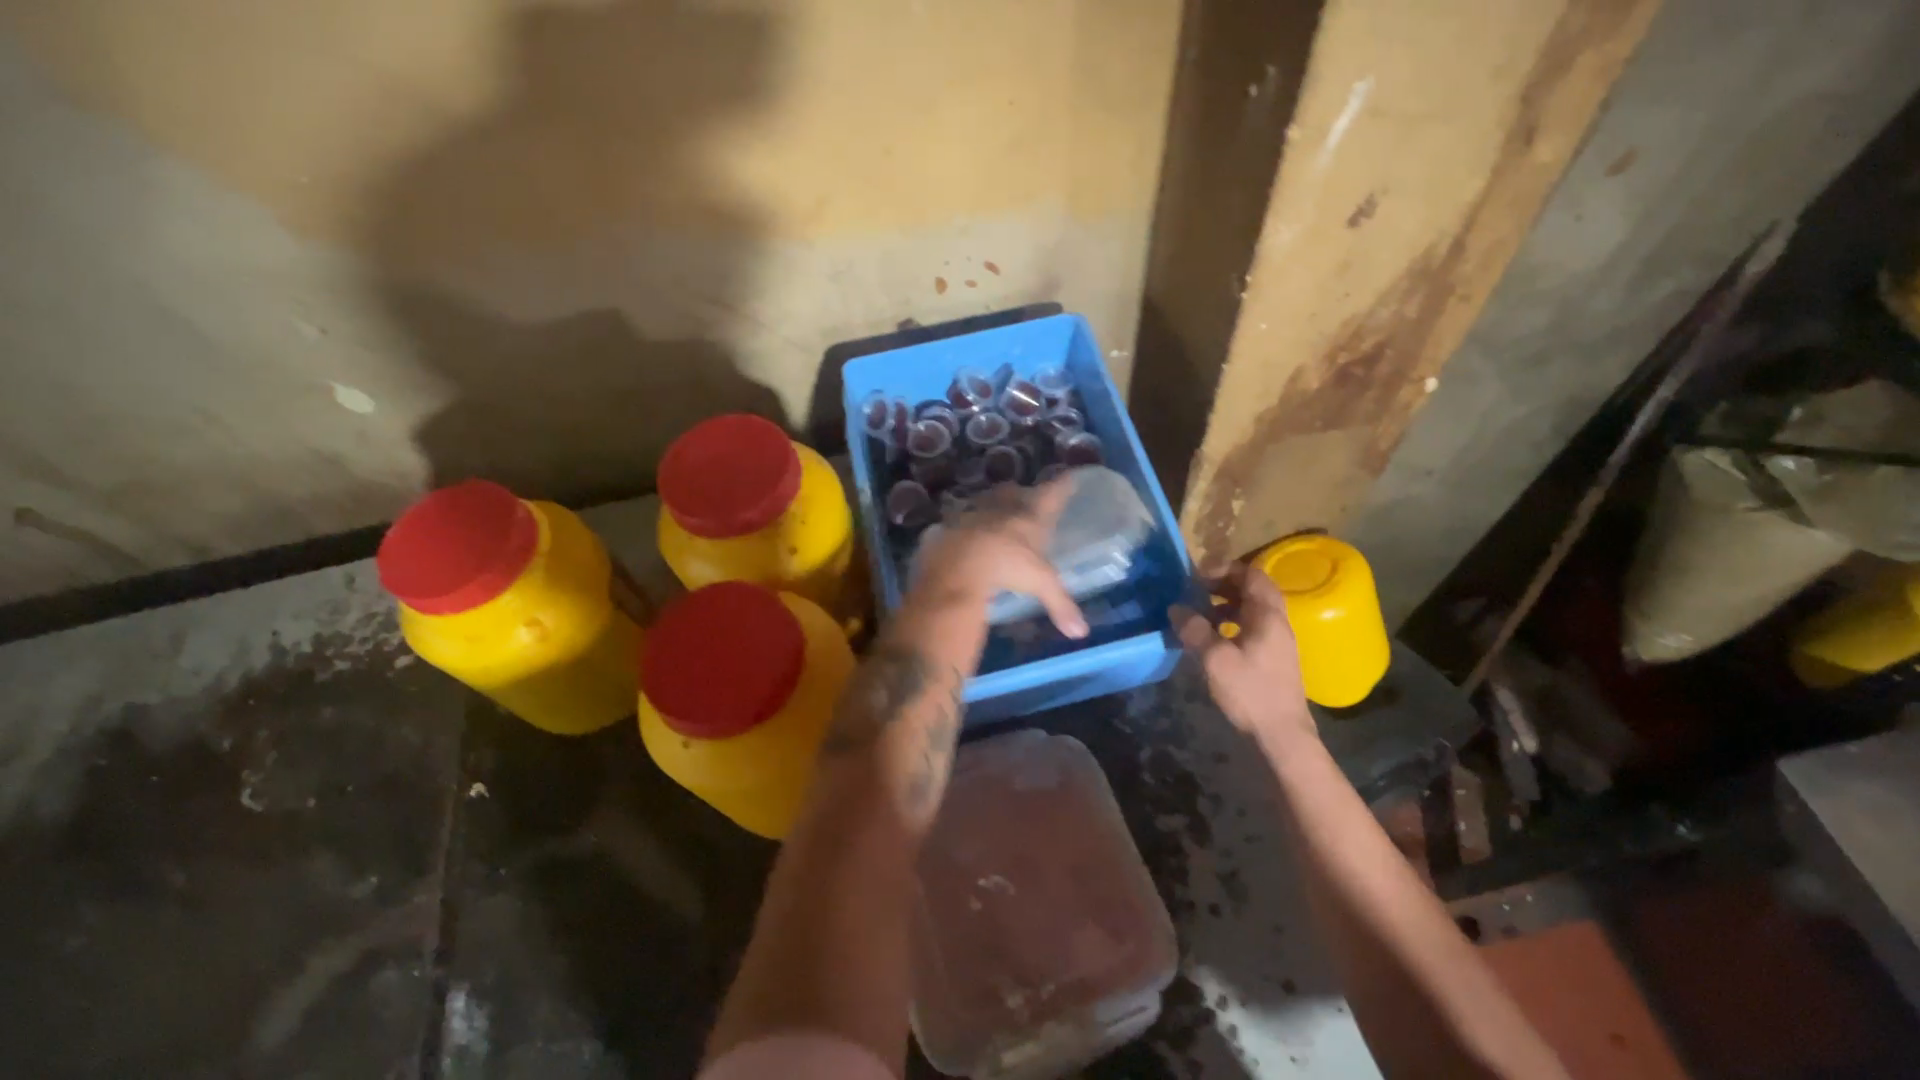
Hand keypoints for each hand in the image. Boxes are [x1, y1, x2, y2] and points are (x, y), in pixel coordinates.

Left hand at [911, 477, 1087, 637]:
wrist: (957, 563)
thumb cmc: (1008, 565)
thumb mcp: (1040, 584)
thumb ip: (1060, 604)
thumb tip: (1080, 633)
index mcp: (1032, 513)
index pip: (1054, 492)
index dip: (1063, 485)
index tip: (1071, 477)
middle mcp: (1004, 504)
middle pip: (1016, 491)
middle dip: (1022, 495)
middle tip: (1026, 502)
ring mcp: (975, 509)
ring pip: (987, 501)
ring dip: (992, 508)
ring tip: (995, 520)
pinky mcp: (949, 521)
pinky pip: (960, 518)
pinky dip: (965, 526)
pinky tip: (965, 537)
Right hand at [1171, 566, 1314, 746]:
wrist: (1282, 733)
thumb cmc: (1250, 692)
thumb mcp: (1215, 659)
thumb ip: (1195, 629)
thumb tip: (1176, 608)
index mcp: (1267, 615)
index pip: (1251, 574)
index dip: (1224, 568)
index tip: (1197, 575)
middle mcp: (1277, 622)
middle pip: (1253, 590)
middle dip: (1223, 585)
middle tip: (1195, 590)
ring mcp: (1278, 641)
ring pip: (1252, 610)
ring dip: (1226, 605)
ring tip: (1199, 614)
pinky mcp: (1274, 658)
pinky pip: (1252, 627)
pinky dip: (1231, 623)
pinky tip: (1213, 639)